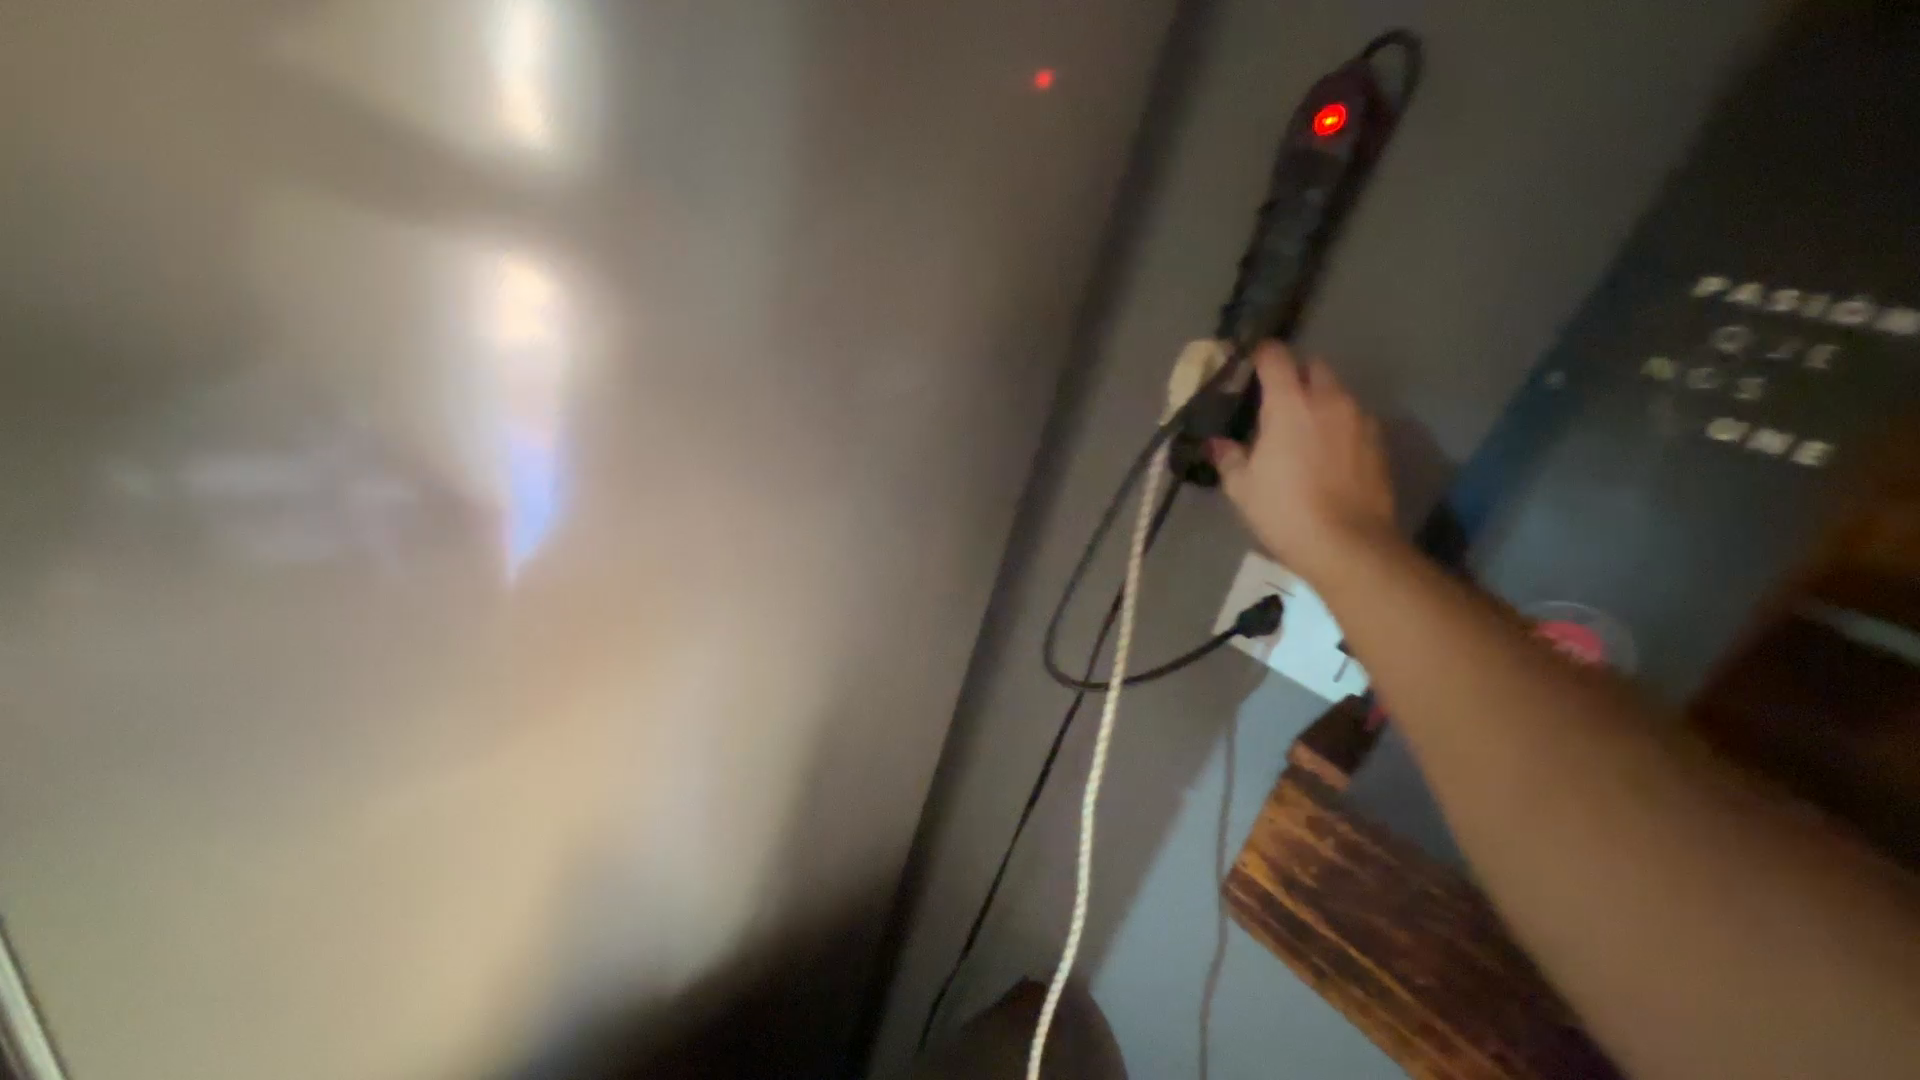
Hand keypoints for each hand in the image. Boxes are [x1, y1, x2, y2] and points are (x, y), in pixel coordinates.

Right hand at [1209, 341, 1395, 582]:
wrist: (1348, 544)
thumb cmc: (1284, 512)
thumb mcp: (1242, 488)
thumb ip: (1228, 457)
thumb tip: (1216, 443)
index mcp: (1289, 403)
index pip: (1275, 357)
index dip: (1260, 354)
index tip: (1249, 364)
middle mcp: (1328, 400)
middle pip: (1313, 366)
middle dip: (1295, 375)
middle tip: (1277, 401)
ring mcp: (1359, 419)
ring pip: (1337, 393)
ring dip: (1320, 401)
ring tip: (1304, 431)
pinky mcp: (1378, 442)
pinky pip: (1354, 419)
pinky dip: (1339, 426)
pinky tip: (1329, 455)